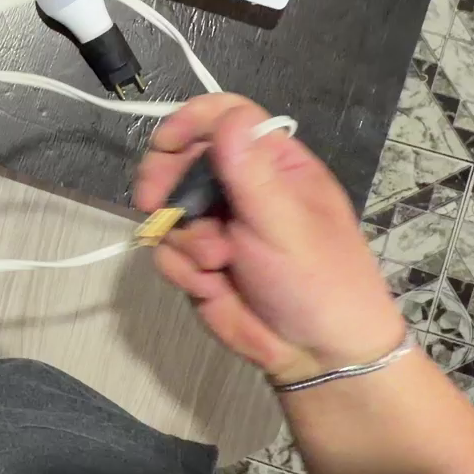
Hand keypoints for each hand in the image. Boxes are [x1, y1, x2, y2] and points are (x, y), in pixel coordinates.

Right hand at [133, 94, 404, 385]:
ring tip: (218, 266)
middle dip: (164, 183)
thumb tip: (228, 116)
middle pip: (180, 158)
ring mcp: (214, 222)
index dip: (190, 122)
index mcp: (273, 164)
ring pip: (167, 209)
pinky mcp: (195, 257)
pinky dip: (183, 269)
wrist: (316, 357)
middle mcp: (238, 186)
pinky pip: (165, 249)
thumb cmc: (320, 282)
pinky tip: (213, 286)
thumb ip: (250, 172)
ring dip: (184, 240)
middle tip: (153, 204)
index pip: (225, 117)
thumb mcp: (286, 225)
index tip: (165, 145)